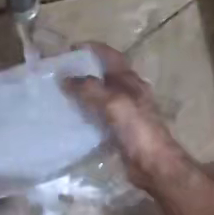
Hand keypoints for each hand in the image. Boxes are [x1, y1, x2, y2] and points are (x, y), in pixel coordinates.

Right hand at [64, 43, 198, 192]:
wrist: (154, 166)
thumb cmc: (138, 131)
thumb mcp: (114, 104)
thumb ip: (90, 89)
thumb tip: (65, 78)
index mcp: (131, 82)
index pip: (111, 57)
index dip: (93, 49)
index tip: (70, 49)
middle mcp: (129, 94)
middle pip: (104, 76)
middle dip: (84, 71)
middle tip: (59, 72)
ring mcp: (125, 114)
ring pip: (100, 97)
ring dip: (82, 93)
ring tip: (59, 93)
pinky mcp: (119, 132)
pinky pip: (98, 118)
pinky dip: (84, 115)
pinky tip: (69, 118)